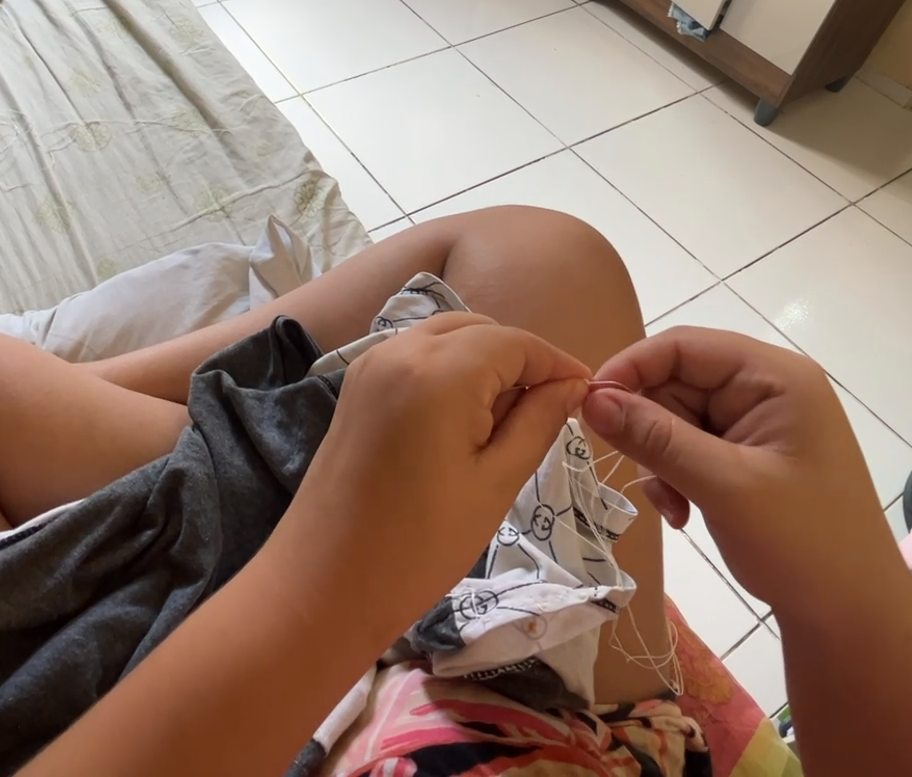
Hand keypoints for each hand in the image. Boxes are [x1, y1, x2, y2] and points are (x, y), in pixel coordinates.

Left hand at [272, 313, 590, 636]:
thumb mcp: (496, 483)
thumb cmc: (421, 544)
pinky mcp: (356, 383)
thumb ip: (539, 422)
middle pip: (479, 330)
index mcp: (439, 371)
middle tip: (548, 410)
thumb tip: (572, 386)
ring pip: (446, 335)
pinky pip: (416, 354)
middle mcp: (401, 349)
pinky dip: (449, 367)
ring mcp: (371, 362)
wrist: (325, 582)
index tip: (586, 393)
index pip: (515, 342)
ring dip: (484, 361)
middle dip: (519, 360)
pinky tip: (462, 415)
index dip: (556, 363)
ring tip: (507, 417)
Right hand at [580, 327, 904, 621]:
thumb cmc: (804, 546)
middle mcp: (764, 388)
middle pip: (674, 382)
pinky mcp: (745, 453)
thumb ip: (655, 437)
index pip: (682, 346)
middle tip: (647, 477)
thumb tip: (589, 398)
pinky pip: (685, 445)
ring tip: (674, 506)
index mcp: (774, 377)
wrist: (854, 622)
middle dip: (651, 430)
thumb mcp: (723, 486)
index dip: (631, 367)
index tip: (589, 405)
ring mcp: (755, 421)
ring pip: (672, 417)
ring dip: (660, 461)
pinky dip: (673, 475)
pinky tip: (682, 512)